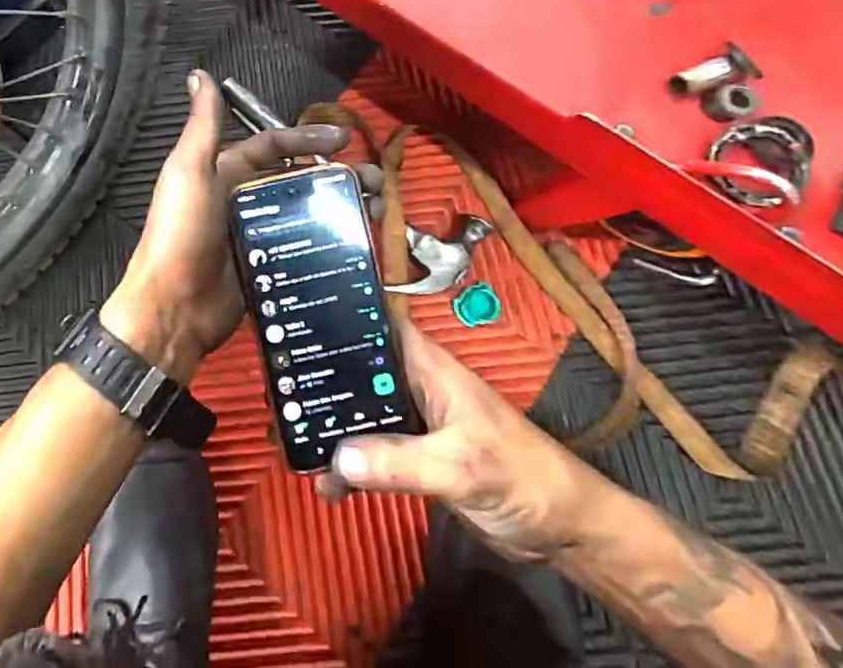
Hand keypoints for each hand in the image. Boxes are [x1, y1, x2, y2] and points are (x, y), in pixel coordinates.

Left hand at [101, 70, 380, 382]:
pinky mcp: (269, 264)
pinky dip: (331, 238)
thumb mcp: (189, 173)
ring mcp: (258, 233)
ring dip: (340, 204)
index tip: (344, 139)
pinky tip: (358, 237)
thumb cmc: (180, 234)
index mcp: (225, 173)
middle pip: (297, 177)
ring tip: (375, 206)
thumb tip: (198, 75)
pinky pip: (305, 244)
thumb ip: (202, 126)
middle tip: (372, 178)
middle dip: (336, 173)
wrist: (174, 308)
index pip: (272, 145)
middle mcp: (243, 199)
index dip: (307, 137)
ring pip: (306, 210)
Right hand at [317, 314, 594, 562]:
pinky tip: (328, 485)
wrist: (559, 526)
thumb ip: (401, 461)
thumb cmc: (520, 476)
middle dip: (324, 379)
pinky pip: (372, 451)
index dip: (343, 315)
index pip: (381, 325)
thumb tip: (338, 458)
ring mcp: (416, 421)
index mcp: (429, 368)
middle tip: (282, 392)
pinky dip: (349, 465)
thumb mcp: (461, 466)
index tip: (298, 319)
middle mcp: (417, 386)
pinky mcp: (416, 455)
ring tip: (292, 441)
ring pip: (362, 412)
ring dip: (332, 427)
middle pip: (361, 370)